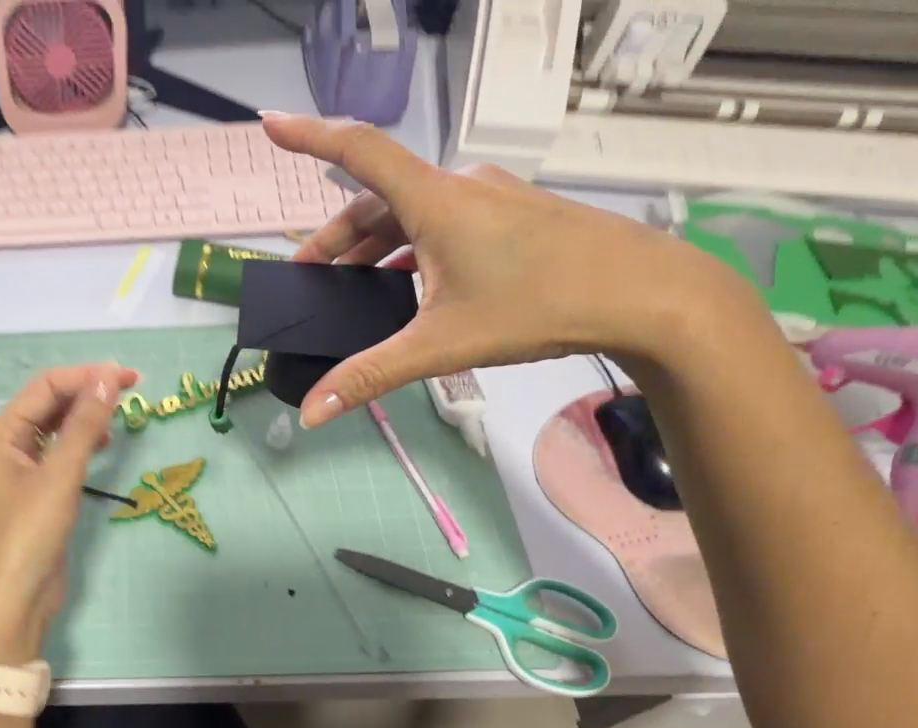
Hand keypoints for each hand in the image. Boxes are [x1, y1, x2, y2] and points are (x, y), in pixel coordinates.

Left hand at [0, 363, 139, 665]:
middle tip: (131, 390)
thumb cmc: (30, 533)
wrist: (16, 597)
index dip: (85, 376)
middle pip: (49, 403)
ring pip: (56, 427)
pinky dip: (82, 443)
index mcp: (2, 433)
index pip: (45, 387)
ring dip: (86, 416)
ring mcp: (22, 468)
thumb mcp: (60, 475)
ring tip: (119, 417)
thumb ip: (84, 425)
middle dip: (86, 392)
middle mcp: (8, 444)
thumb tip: (107, 379)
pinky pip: (61, 452)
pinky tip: (103, 445)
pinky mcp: (38, 491)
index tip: (127, 377)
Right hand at [260, 113, 772, 427]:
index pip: (358, 151)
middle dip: (334, 238)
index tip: (269, 124)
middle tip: (307, 277)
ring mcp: (491, 198)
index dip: (308, 137)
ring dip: (373, 245)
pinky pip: (442, 221)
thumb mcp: (442, 345)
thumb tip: (310, 413)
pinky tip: (409, 284)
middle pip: (377, 198)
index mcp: (435, 200)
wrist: (648, 294)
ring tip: (351, 286)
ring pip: (411, 211)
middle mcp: (460, 187)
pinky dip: (410, 246)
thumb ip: (370, 376)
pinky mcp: (513, 215)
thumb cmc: (541, 307)